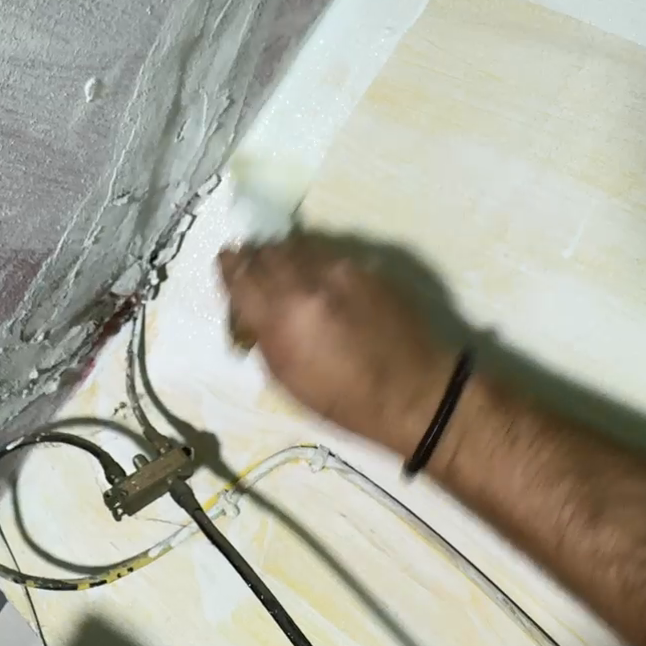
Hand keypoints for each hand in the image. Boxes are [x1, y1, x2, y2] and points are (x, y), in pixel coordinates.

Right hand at [217, 235, 456, 454]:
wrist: (418, 395)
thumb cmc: (345, 400)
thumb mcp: (285, 377)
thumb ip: (261, 331)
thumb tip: (247, 304)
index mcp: (280, 317)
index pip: (236, 270)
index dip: (228, 267)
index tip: (228, 267)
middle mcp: (305, 284)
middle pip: (263, 250)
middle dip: (255, 260)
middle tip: (259, 275)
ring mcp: (338, 270)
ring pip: (294, 245)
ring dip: (285, 257)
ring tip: (292, 278)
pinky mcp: (365, 266)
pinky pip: (326, 252)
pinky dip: (315, 262)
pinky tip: (325, 284)